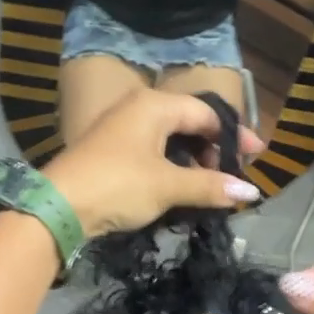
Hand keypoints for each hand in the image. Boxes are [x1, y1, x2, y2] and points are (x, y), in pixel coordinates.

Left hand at [41, 88, 263, 236]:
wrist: (58, 208)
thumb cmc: (117, 187)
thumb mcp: (167, 187)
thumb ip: (209, 186)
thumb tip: (250, 191)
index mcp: (155, 105)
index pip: (206, 113)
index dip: (233, 136)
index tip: (254, 160)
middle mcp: (137, 109)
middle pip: (187, 124)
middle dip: (212, 151)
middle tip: (230, 178)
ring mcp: (119, 130)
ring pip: (167, 141)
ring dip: (190, 164)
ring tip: (207, 190)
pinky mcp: (107, 154)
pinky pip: (149, 155)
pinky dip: (168, 170)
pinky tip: (176, 192)